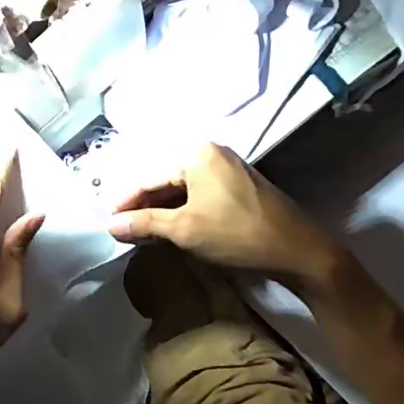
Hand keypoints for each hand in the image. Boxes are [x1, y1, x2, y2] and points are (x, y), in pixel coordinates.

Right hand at [108, 143, 345, 290]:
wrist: (297, 250)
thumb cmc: (235, 234)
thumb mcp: (184, 229)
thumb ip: (144, 223)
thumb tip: (110, 225)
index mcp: (197, 154)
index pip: (149, 178)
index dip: (125, 202)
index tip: (107, 222)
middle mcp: (212, 153)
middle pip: (165, 181)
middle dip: (143, 207)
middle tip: (121, 230)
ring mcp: (228, 168)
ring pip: (182, 189)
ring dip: (161, 211)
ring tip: (140, 233)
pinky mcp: (239, 186)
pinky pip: (199, 194)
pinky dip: (182, 211)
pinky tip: (169, 228)